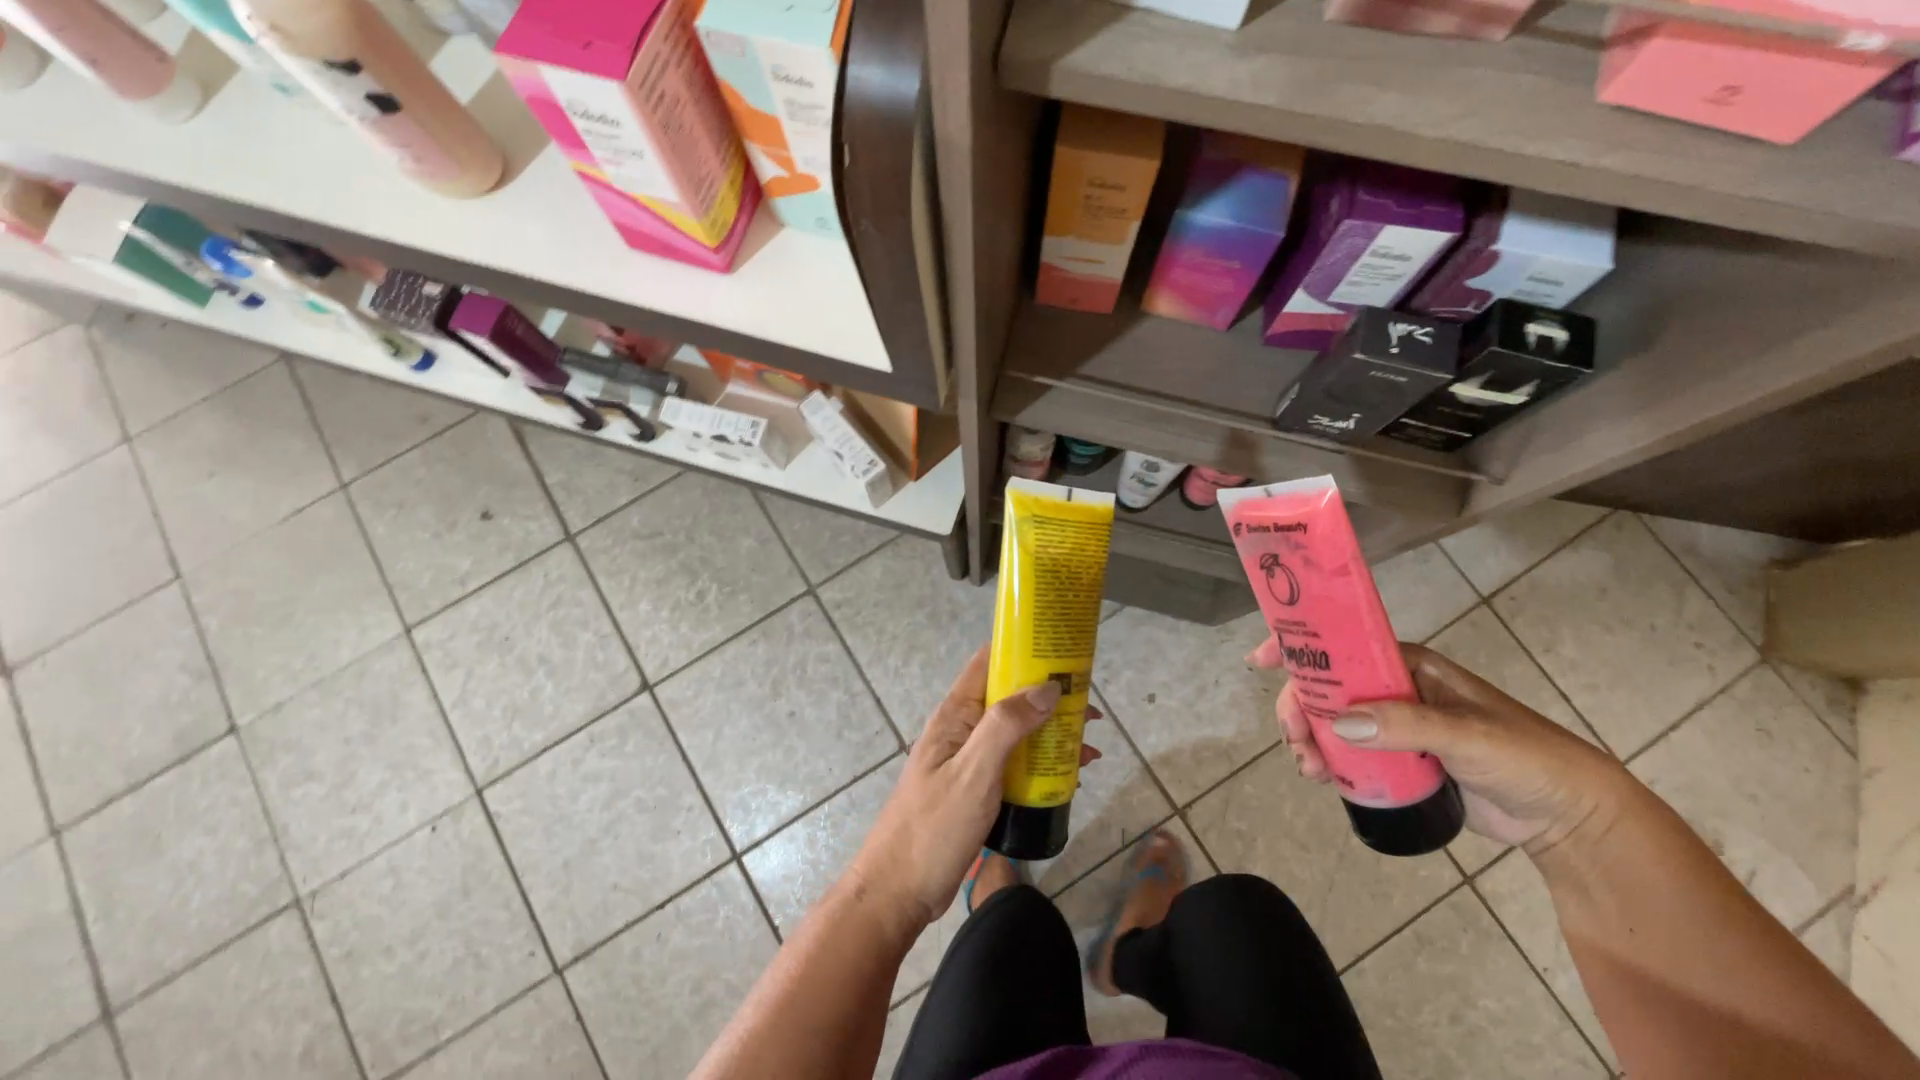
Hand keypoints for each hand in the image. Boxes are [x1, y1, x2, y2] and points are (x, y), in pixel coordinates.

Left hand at [850, 645, 1102, 931]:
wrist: (900, 892)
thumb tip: (1048, 687)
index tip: (1065, 651)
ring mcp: (969, 762)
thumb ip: (1006, 727)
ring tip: (1091, 747)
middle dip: (1050, 698)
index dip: (1024, 650)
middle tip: (1092, 711)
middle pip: (1010, 697)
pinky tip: (1070, 778)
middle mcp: (962, 731)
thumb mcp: (974, 774)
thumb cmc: (933, 829)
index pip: (988, 663)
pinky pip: (1015, 765)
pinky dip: (1043, 765)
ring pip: (1017, 733)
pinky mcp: (977, 790)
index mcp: (955, 716)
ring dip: (1052, 734)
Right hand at [1251, 638, 1628, 853]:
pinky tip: (1323, 779)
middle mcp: (1398, 691)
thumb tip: (1339, 722)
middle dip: (1300, 707)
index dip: (1303, 647)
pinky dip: (1329, 763)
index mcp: (1413, 668)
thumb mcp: (1468, 734)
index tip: (1261, 659)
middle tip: (1293, 738)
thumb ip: (1406, 725)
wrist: (1564, 814)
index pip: (1346, 645)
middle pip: (1330, 689)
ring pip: (1334, 724)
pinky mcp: (1400, 763)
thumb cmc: (1525, 757)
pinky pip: (1351, 756)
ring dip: (1311, 740)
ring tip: (1309, 768)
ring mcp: (1396, 728)